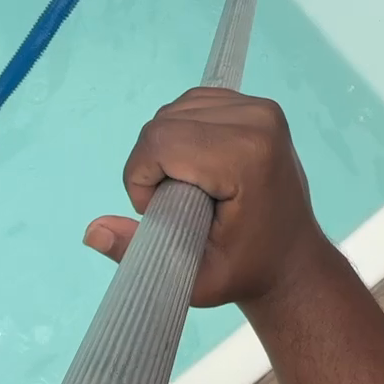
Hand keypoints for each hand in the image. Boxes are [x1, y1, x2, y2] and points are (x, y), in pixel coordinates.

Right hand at [83, 87, 329, 308]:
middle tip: (170, 206)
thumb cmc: (244, 275)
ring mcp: (259, 108)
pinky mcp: (256, 106)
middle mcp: (256, 120)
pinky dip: (180, 136)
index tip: (159, 214)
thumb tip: (91, 231)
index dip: (142, 179)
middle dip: (149, 166)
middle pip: (163, 123)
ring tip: (184, 189)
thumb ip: (135, 253)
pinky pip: (193, 105)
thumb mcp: (189, 278)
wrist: (292, 263)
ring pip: (174, 111)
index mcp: (246, 157)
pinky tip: (195, 169)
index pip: (160, 142)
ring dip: (163, 151)